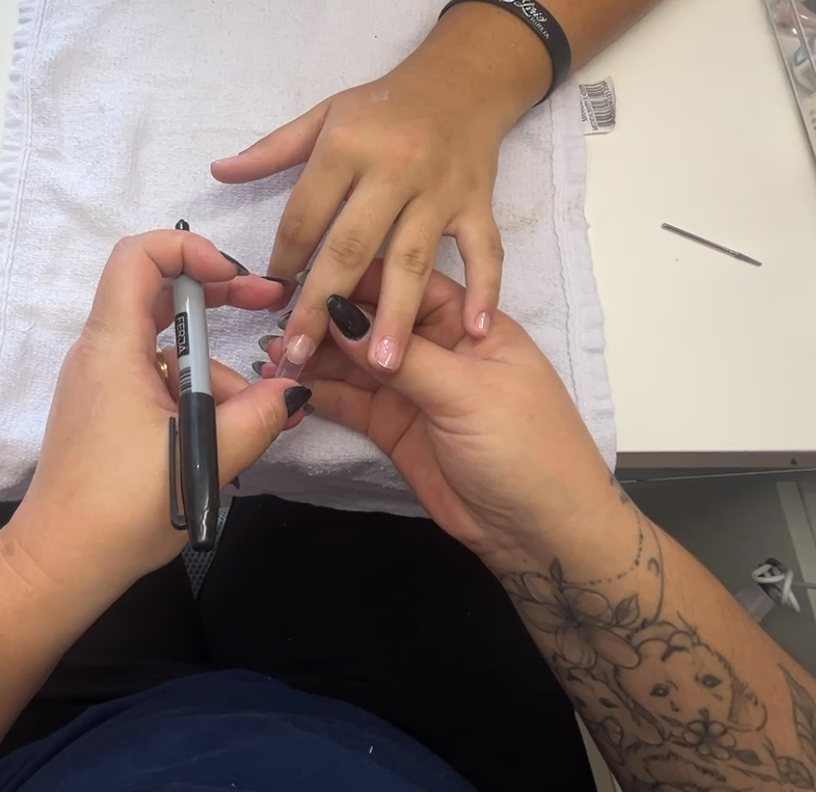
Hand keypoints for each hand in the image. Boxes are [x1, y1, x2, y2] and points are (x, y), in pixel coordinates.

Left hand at [2, 229, 311, 596]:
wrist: (61, 564)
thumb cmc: (122, 507)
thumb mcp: (204, 457)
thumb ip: (259, 416)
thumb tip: (294, 389)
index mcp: (112, 345)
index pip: (137, 256)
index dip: (187, 248)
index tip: (233, 275)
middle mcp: (101, 351)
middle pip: (160, 294)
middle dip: (219, 298)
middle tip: (269, 306)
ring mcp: (103, 381)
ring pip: (168, 349)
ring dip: (215, 373)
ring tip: (257, 421)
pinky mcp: (110, 409)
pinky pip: (158, 380)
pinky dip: (194, 396)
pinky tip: (226, 437)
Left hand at [211, 20, 541, 379]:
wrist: (461, 80)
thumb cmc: (381, 106)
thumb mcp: (322, 117)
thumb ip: (271, 151)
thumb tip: (218, 171)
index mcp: (345, 148)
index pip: (305, 215)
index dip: (283, 259)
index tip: (268, 299)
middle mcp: (392, 169)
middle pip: (351, 247)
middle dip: (323, 305)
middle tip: (301, 354)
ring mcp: (440, 189)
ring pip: (413, 259)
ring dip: (395, 314)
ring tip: (381, 367)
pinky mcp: (479, 202)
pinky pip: (485, 250)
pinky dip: (485, 289)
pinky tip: (475, 330)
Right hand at [280, 260, 620, 567]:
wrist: (540, 535)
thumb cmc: (525, 448)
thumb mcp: (467, 393)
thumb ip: (402, 356)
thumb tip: (338, 316)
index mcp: (466, 322)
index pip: (404, 285)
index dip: (357, 280)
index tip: (308, 279)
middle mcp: (433, 346)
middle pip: (371, 322)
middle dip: (326, 320)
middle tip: (279, 322)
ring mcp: (409, 385)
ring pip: (351, 360)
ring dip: (315, 357)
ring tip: (275, 354)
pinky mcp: (390, 422)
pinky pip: (347, 398)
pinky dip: (318, 390)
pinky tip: (289, 381)